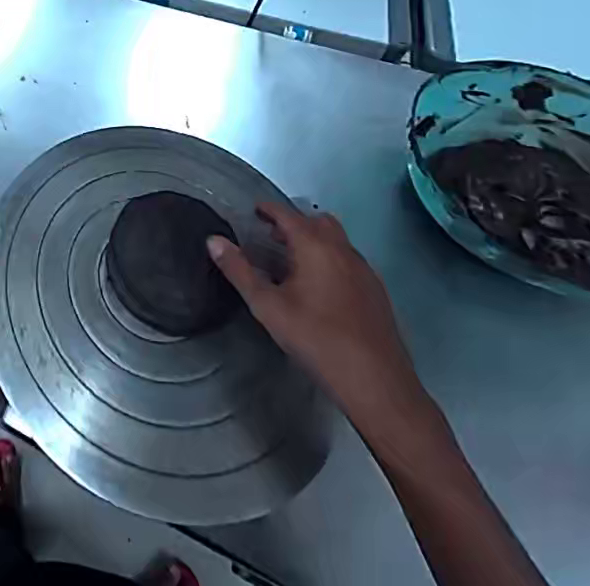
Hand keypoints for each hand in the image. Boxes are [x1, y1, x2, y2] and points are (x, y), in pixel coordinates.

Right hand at [207, 203, 421, 419]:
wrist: (376, 382)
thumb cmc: (316, 339)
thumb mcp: (268, 307)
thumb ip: (239, 271)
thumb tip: (214, 240)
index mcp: (315, 247)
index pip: (288, 215)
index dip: (269, 209)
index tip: (254, 210)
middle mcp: (343, 250)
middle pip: (317, 222)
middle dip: (293, 223)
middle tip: (271, 236)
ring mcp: (364, 271)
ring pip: (336, 241)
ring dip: (313, 240)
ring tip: (292, 262)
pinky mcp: (376, 291)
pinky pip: (348, 261)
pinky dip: (330, 259)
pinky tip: (319, 289)